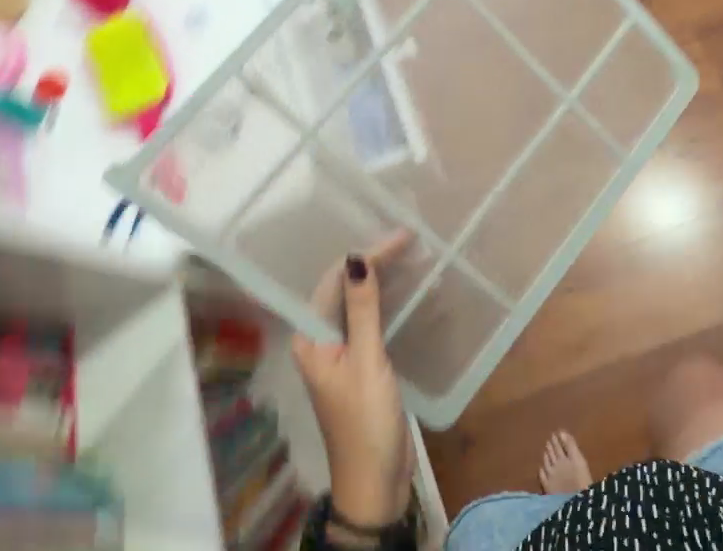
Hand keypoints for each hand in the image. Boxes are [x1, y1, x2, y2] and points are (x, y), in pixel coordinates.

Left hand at [292, 235, 414, 528]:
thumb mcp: (367, 362)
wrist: (375, 483)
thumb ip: (363, 310)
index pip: (335, 283)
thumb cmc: (366, 422)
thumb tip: (355, 259)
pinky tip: (409, 296)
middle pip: (345, 291)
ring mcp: (340, 355)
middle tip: (410, 241)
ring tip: (412, 259)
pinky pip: (371, 326)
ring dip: (383, 284)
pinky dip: (389, 308)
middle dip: (374, 265)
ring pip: (359, 307)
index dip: (366, 257)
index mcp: (310, 339)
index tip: (400, 237)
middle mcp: (320, 342)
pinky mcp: (360, 367)